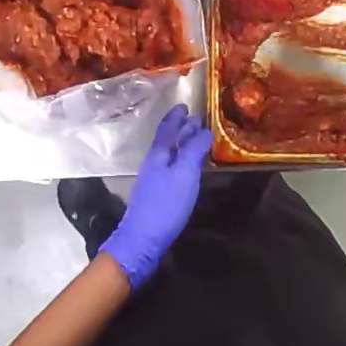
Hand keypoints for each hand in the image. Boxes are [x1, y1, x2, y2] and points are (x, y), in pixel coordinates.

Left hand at [101, 104, 213, 288]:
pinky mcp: (155, 196)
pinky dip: (180, 161)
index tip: (185, 106)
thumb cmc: (166, 205)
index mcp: (159, 155)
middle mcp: (153, 164)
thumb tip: (203, 130)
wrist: (142, 239)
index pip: (167, 129)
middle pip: (167, 141)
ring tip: (194, 140)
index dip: (176, 117)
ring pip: (168, 155)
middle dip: (180, 129)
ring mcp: (152, 180)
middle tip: (195, 120)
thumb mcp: (184, 175)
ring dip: (180, 145)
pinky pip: (169, 169)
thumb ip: (194, 151)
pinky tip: (187, 169)